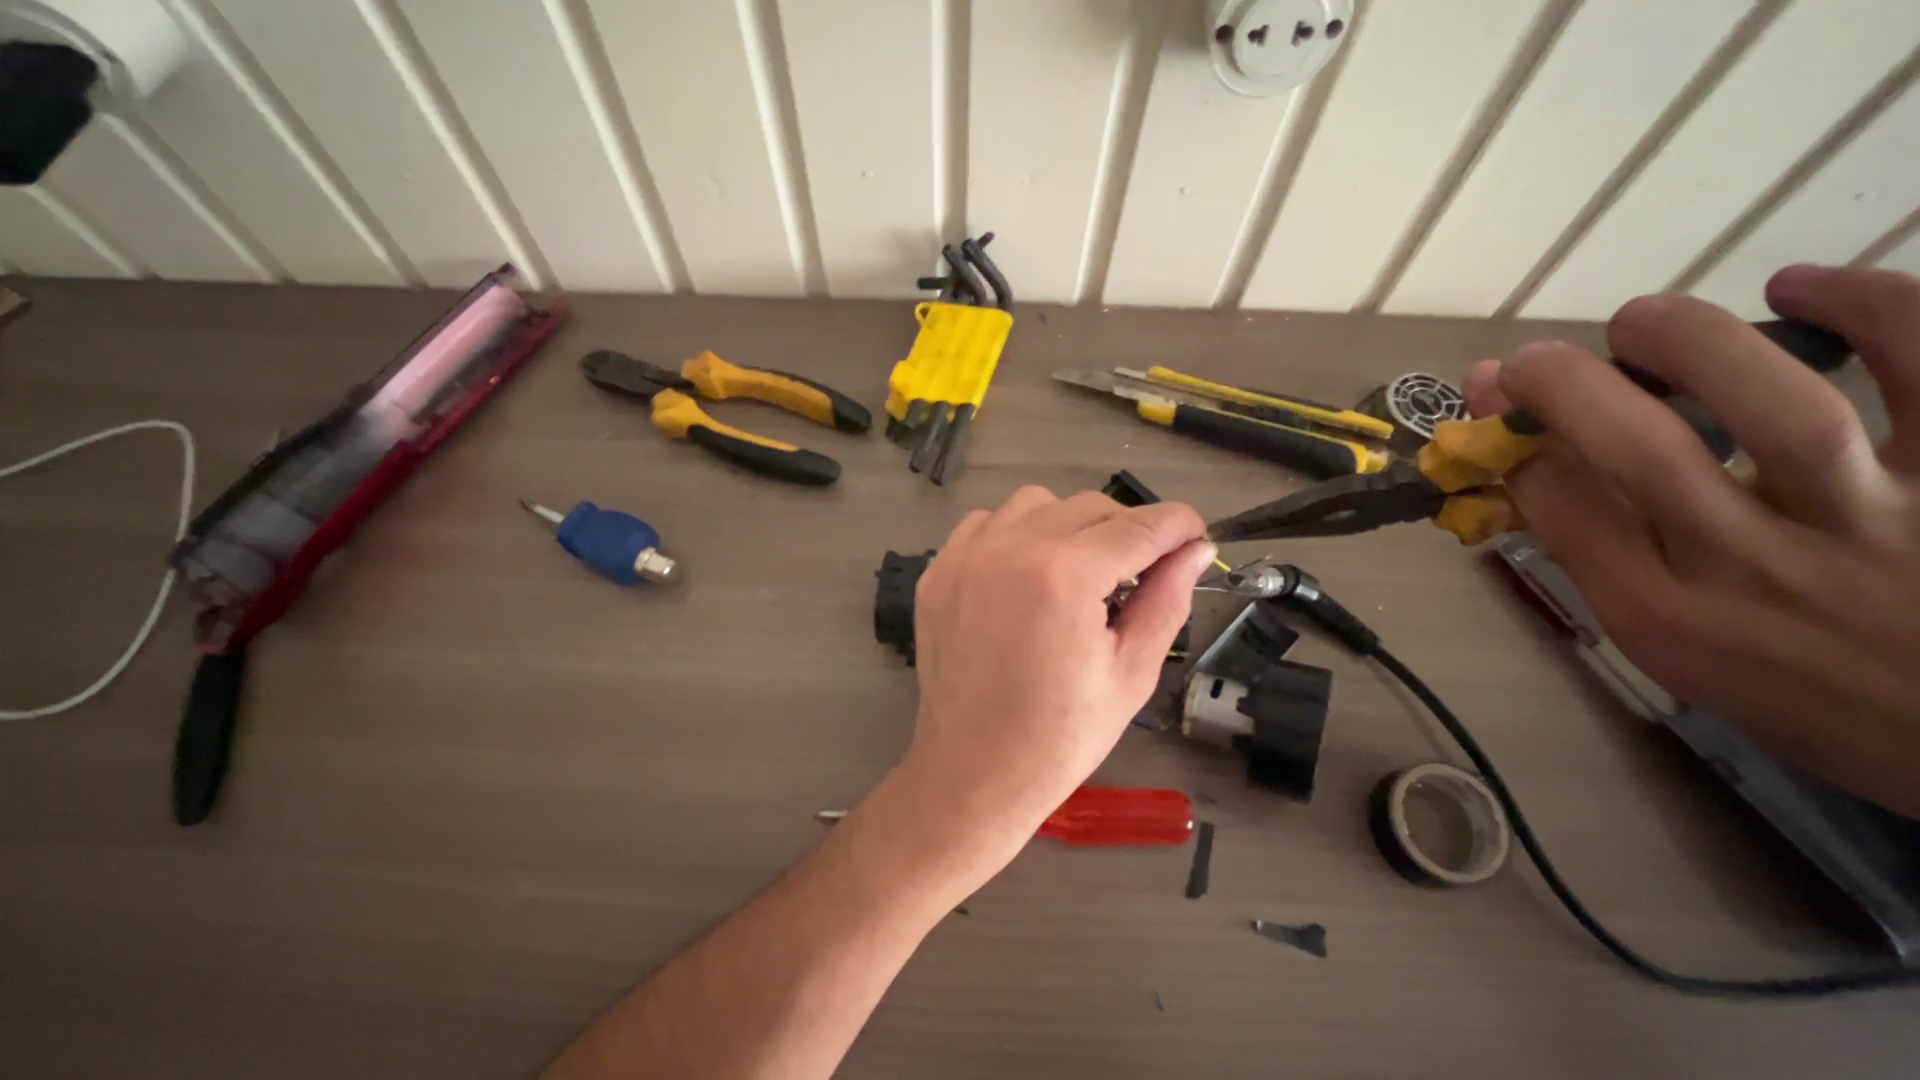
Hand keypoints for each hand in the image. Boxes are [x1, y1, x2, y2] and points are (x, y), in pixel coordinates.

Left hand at [894, 487, 1214, 848]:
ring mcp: (966, 556)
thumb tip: (1195, 550)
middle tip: (1139, 576)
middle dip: (1128, 532)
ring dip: (1070, 527)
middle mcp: (1011, 548)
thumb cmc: (1060, 737)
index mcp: (1064, 575)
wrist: (973, 772)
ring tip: (1080, 577)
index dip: (1179, 526)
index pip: (1140, 526)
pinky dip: (1017, 536)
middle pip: (1091, 507)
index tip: (1197, 537)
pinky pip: (989, 523)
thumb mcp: (1131, 672)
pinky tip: (1028, 578)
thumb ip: (1167, 599)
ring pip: (1037, 504)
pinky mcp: (939, 571)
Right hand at [1463, 265, 1919, 816]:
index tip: (1492, 394)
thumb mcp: (1684, 651)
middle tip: (1538, 357)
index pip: (1563, 511)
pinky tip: (1801, 286)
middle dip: (1568, 385)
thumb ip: (1614, 560)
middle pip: (1643, 454)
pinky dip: (1873, 306)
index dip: (1511, 438)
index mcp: (1671, 618)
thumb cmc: (1819, 699)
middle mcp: (1757, 572)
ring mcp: (1875, 523)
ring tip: (1640, 320)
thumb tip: (1544, 464)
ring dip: (1689, 341)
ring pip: (1779, 409)